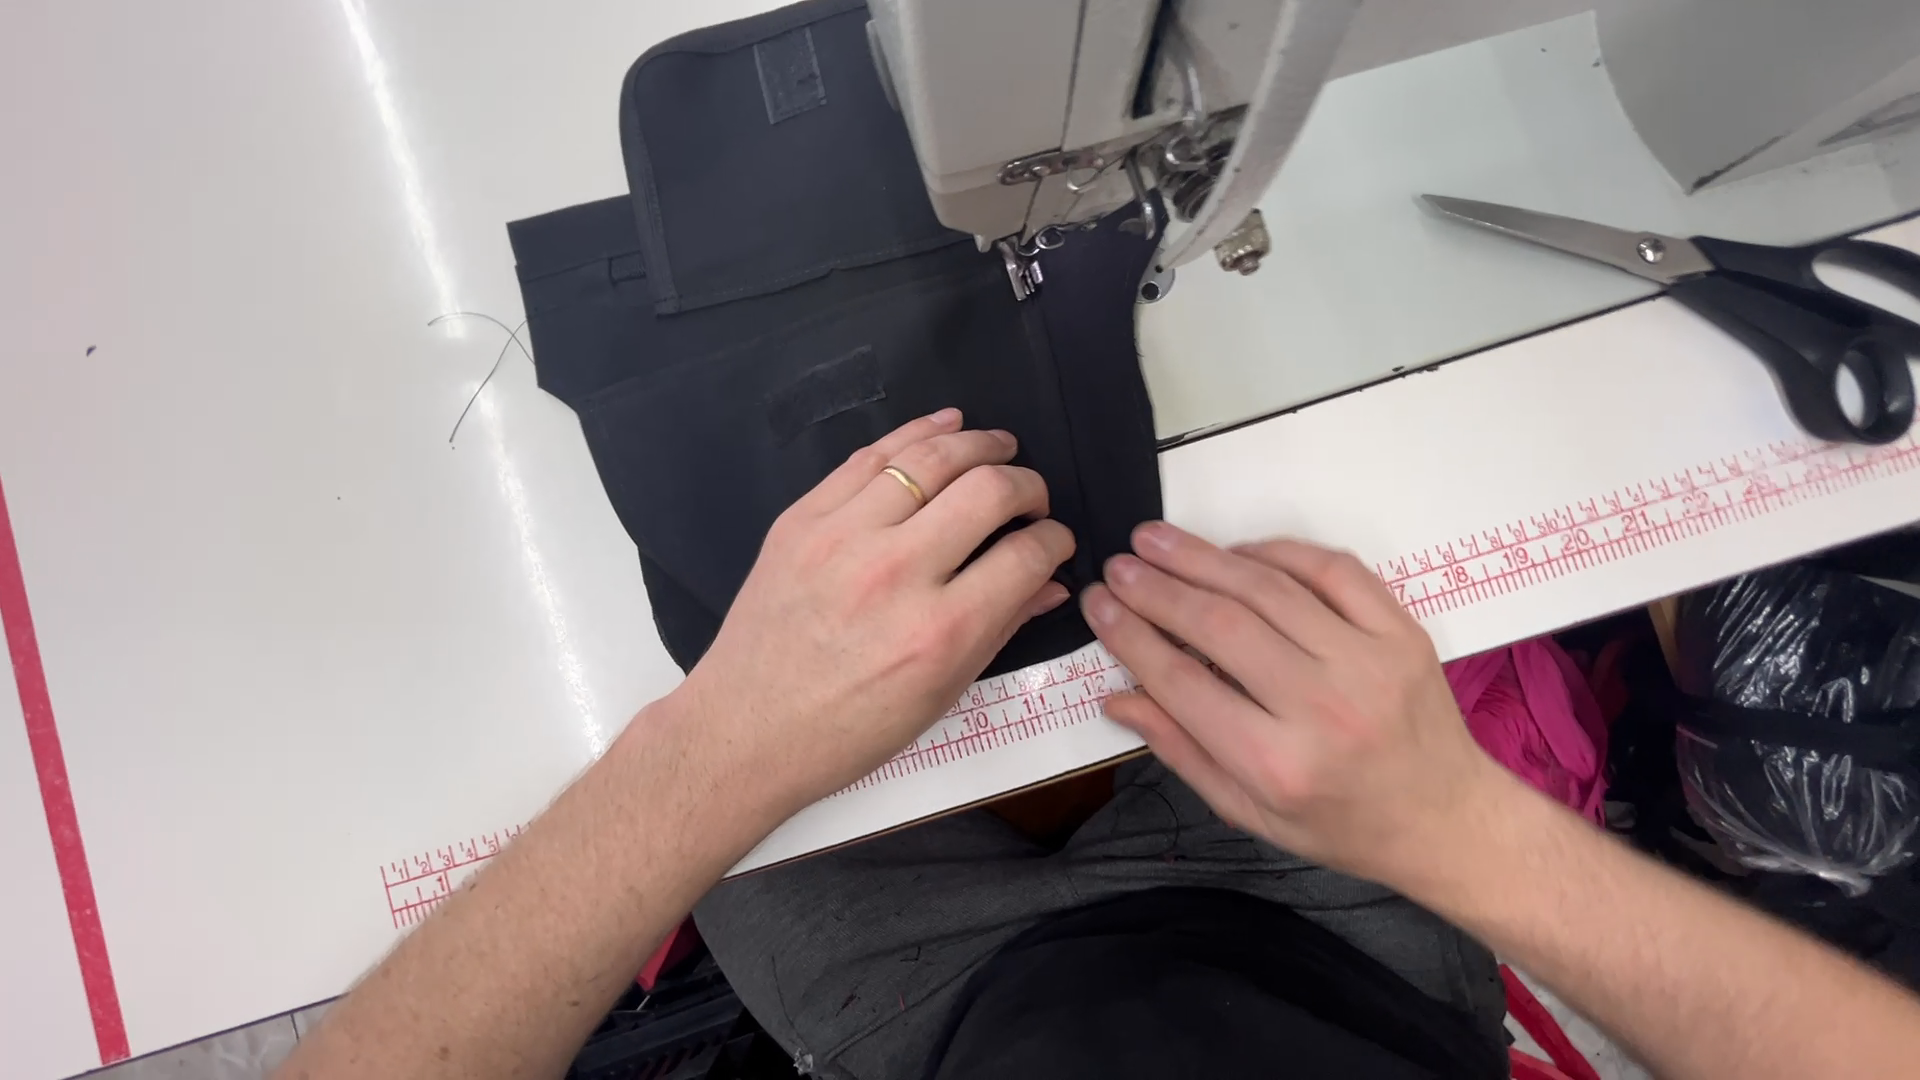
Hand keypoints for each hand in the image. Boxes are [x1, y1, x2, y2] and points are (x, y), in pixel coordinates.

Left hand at [662, 409, 1074, 818]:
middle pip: (987, 491)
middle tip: (1033, 496)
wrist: (745, 728)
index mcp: (941, 632)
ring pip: (930, 457)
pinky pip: (869, 456)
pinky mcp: (802, 519)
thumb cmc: (851, 729)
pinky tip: (944, 424)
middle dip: (1028, 485)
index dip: (1055, 540)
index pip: (1026, 556)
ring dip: (978, 443)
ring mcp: (842, 538)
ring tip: (999, 444)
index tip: (1054, 540)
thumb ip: (1001, 628)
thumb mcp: (940, 694)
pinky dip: (915, 431)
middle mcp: (896, 573)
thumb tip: (1051, 582)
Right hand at [1079, 522, 1508, 891]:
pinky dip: (1276, 550)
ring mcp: (1369, 662)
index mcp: (1277, 763)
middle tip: (1118, 565)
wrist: (1448, 820)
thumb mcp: (1246, 810)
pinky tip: (1235, 550)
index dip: (1130, 637)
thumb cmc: (1336, 823)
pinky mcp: (1401, 632)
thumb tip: (1117, 698)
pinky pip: (1331, 569)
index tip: (1098, 605)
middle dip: (1157, 589)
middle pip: (1220, 626)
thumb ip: (1179, 749)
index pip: (1181, 682)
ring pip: (1267, 589)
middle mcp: (1324, 707)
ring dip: (1202, 557)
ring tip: (1154, 539)